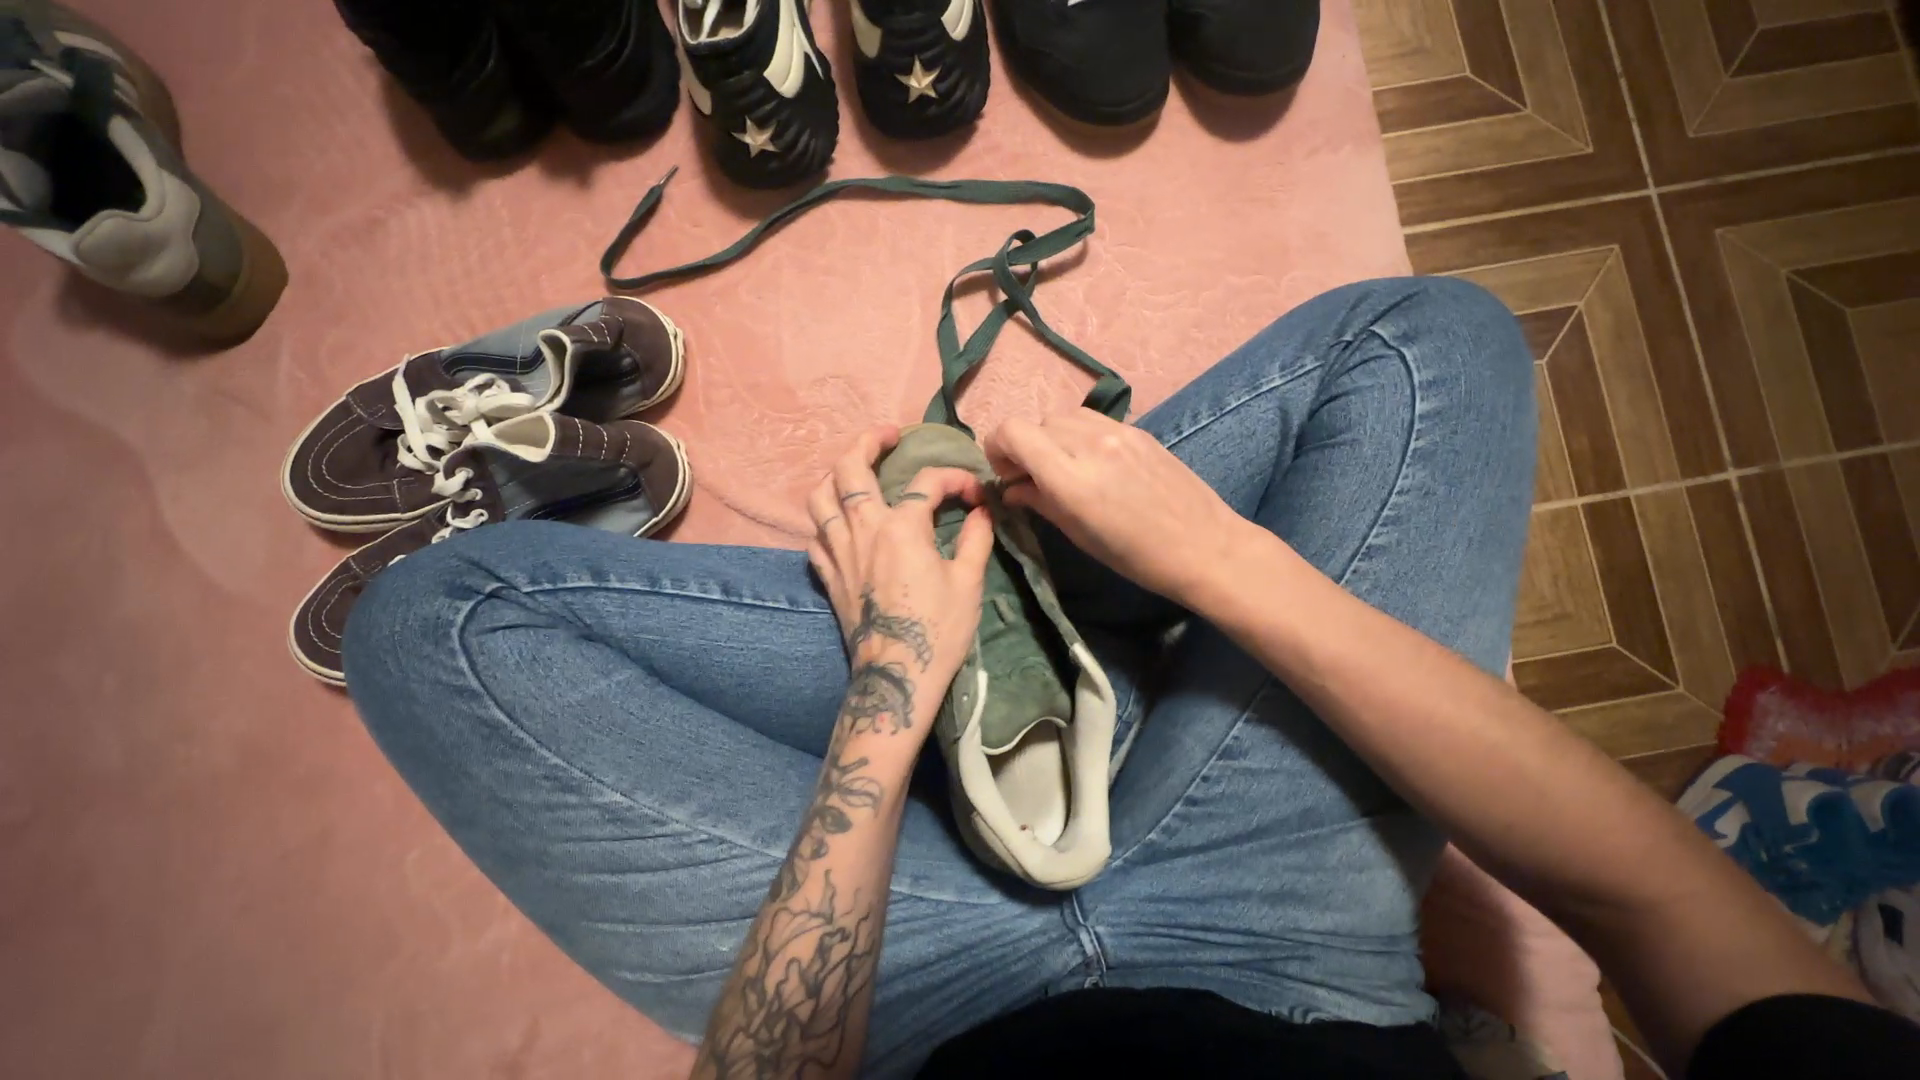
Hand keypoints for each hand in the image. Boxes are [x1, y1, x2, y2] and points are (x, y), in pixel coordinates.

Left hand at [806, 426, 995, 737]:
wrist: (896, 675)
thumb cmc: (938, 630)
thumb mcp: (968, 583)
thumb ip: (976, 539)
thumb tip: (984, 511)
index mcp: (901, 528)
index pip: (926, 483)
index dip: (954, 479)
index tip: (975, 493)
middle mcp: (862, 530)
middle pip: (849, 467)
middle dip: (868, 441)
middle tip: (888, 435)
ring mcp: (838, 552)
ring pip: (819, 497)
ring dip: (836, 475)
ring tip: (856, 472)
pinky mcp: (827, 575)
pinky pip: (814, 534)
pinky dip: (826, 519)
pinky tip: (843, 522)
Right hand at [988, 409, 1247, 602]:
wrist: (1204, 545)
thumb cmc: (1136, 556)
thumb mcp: (1078, 535)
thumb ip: (1039, 502)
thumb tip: (1011, 487)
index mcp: (1070, 477)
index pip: (1012, 432)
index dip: (997, 448)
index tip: (1007, 475)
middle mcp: (1090, 443)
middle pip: (1035, 423)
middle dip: (1024, 448)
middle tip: (1033, 479)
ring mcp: (1116, 431)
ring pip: (1062, 416)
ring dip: (1051, 438)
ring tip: (1063, 468)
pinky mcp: (1136, 429)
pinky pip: (1091, 419)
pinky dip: (1078, 434)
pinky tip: (1092, 462)